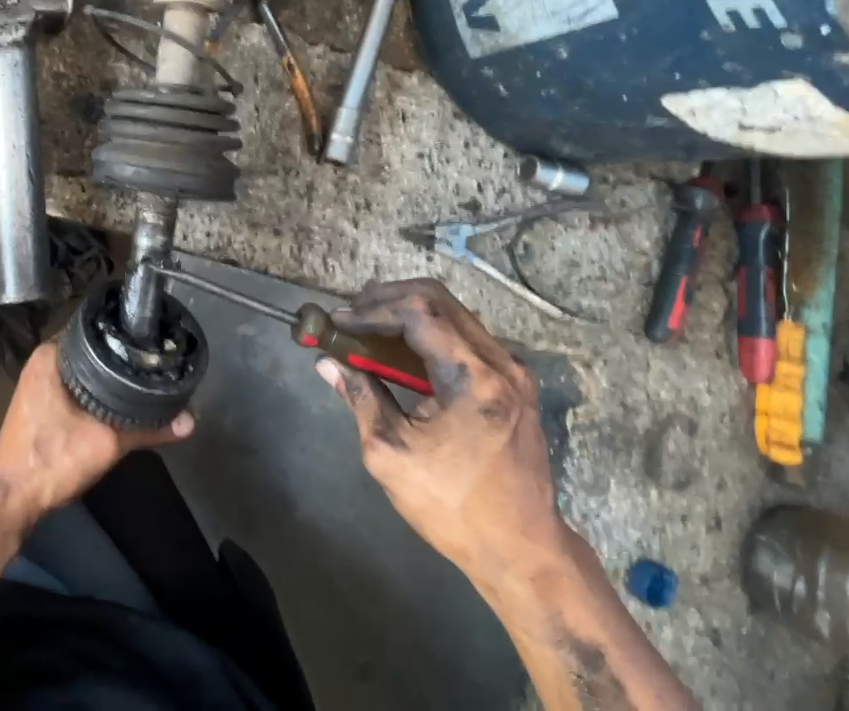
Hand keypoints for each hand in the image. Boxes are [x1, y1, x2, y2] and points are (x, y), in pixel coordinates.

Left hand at [0, 341, 194, 530]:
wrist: (12, 498)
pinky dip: (96, 392)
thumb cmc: (52, 460)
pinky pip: (75, 387)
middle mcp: (42, 362)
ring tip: (144, 379)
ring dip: (108, 378)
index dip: (123, 332)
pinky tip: (120, 402)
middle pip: (91, 349)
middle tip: (155, 362)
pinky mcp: (40, 403)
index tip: (152, 338)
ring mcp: (38, 383)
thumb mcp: (107, 442)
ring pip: (84, 370)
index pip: (94, 328)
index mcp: (51, 356)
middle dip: (120, 358)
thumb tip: (191, 421)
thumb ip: (149, 429)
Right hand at [319, 280, 568, 596]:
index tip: (338, 324)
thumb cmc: (452, 505)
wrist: (521, 549)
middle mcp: (501, 364)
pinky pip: (466, 336)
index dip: (372, 310)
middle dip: (388, 299)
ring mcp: (513, 372)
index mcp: (474, 379)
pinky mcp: (513, 384)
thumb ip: (361, 398)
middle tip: (350, 316)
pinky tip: (399, 350)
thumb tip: (327, 364)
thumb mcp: (391, 453)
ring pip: (454, 313)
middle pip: (439, 300)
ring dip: (407, 313)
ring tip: (367, 328)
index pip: (419, 312)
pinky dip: (428, 332)